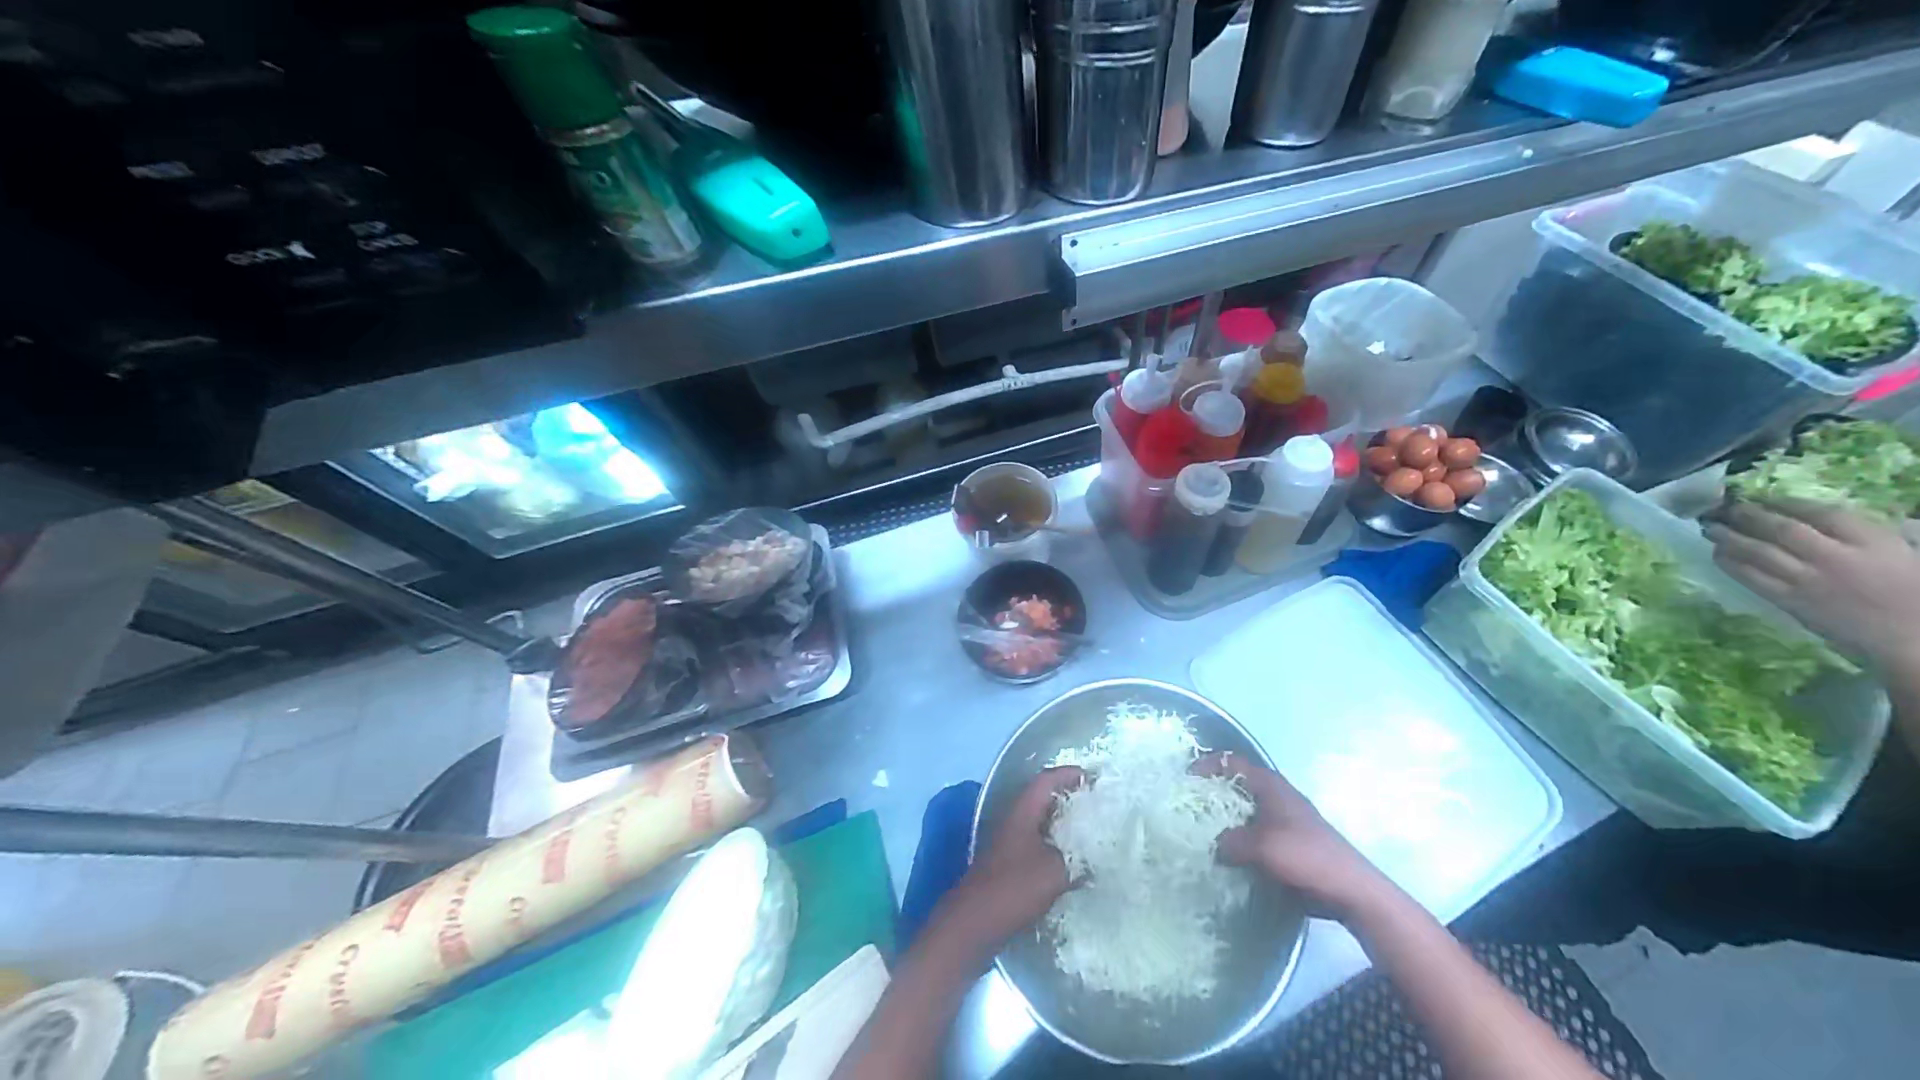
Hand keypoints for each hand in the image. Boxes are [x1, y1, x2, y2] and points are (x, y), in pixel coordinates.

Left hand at [950, 766, 1082, 946]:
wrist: (975, 920)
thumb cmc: (1015, 887)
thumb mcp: (1055, 871)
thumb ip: (1077, 861)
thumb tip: (1093, 861)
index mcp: (1022, 812)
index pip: (1046, 781)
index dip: (1068, 774)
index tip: (1091, 776)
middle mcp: (1012, 820)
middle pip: (1041, 798)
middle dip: (1067, 797)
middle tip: (1094, 802)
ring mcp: (1007, 842)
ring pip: (1038, 822)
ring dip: (1060, 822)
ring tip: (1087, 829)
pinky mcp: (1007, 863)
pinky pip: (1035, 843)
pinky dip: (1053, 844)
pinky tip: (1069, 859)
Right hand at [1198, 753, 1394, 919]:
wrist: (1352, 890)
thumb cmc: (1306, 857)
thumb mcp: (1262, 847)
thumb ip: (1230, 842)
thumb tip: (1215, 846)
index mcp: (1272, 786)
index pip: (1234, 761)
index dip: (1209, 763)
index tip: (1187, 777)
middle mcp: (1279, 797)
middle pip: (1240, 784)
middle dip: (1215, 791)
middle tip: (1191, 805)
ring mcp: (1287, 820)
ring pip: (1248, 810)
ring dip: (1228, 818)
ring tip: (1205, 831)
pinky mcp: (1292, 843)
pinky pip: (1257, 832)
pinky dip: (1242, 838)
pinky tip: (1231, 855)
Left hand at [1706, 499, 1919, 673]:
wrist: (1914, 638)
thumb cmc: (1916, 593)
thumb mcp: (1906, 553)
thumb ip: (1870, 533)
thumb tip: (1828, 516)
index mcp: (1873, 542)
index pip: (1821, 513)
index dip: (1785, 502)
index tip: (1762, 497)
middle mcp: (1835, 557)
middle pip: (1781, 529)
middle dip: (1749, 515)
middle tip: (1726, 508)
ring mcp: (1808, 580)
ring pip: (1758, 551)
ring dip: (1729, 537)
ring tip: (1710, 527)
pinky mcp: (1790, 601)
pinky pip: (1751, 577)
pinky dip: (1730, 563)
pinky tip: (1717, 553)